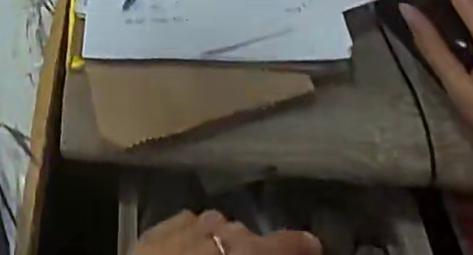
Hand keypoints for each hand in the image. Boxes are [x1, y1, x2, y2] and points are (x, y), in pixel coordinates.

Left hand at [134, 210, 318, 254]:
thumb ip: (260, 253)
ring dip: (225, 243)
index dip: (299, 245)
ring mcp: (187, 221)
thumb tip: (268, 249)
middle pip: (248, 237)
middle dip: (256, 251)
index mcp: (247, 250)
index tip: (313, 245)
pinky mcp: (159, 225)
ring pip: (218, 227)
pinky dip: (198, 237)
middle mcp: (220, 228)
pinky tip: (196, 252)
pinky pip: (190, 225)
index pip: (283, 244)